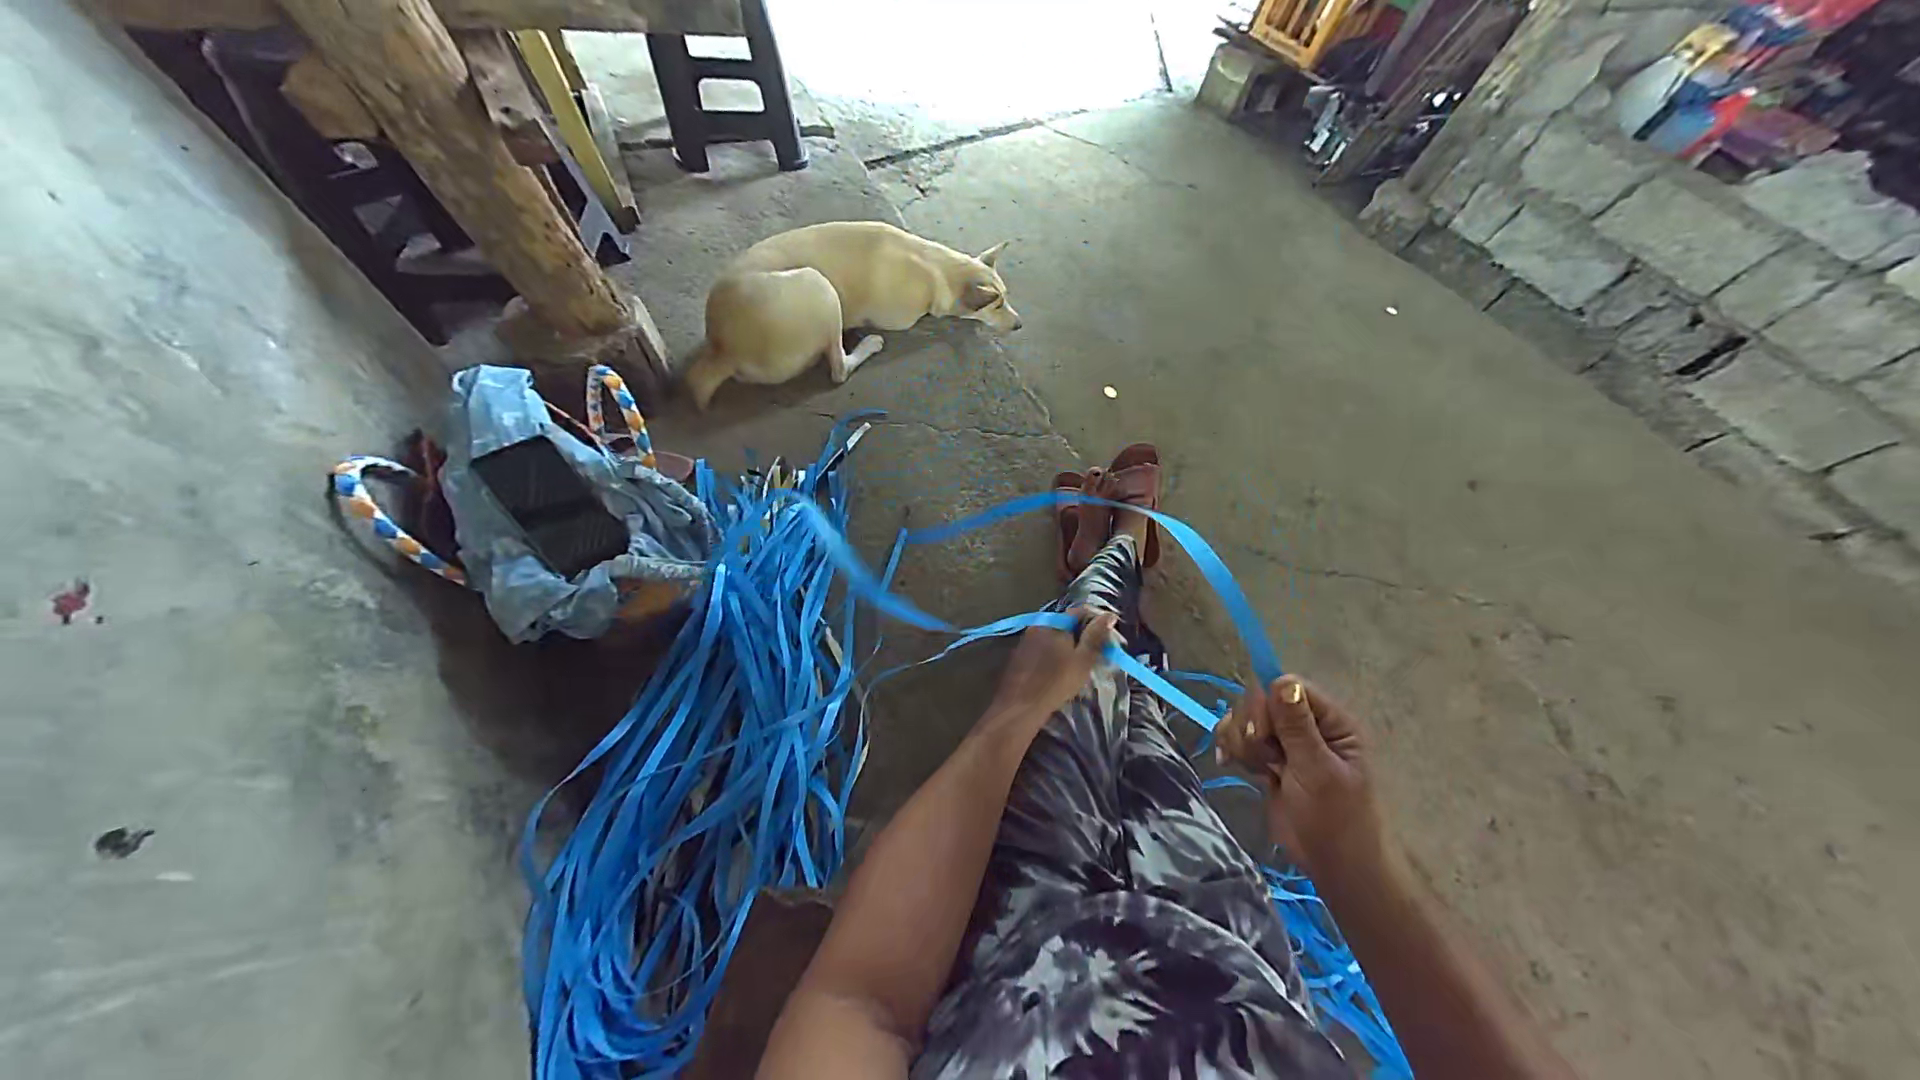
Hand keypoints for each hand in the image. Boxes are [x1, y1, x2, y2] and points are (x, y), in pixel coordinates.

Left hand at [986, 607, 1119, 720]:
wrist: (1021, 705)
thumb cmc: (1056, 682)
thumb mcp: (1083, 659)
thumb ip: (1096, 636)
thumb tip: (1109, 614)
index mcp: (1054, 622)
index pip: (1080, 611)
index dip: (1097, 622)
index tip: (1107, 638)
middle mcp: (1038, 624)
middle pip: (1066, 623)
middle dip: (1083, 634)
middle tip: (1095, 652)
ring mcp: (1027, 639)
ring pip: (1054, 635)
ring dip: (1068, 644)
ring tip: (1080, 662)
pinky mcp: (1020, 653)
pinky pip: (1043, 646)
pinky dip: (1054, 652)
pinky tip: (1059, 668)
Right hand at [1216, 676, 1389, 879]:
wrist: (1335, 866)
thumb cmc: (1337, 820)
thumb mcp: (1318, 771)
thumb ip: (1297, 726)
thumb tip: (1282, 681)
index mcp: (1332, 722)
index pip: (1290, 688)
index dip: (1268, 704)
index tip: (1261, 734)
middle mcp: (1308, 726)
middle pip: (1262, 700)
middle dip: (1251, 725)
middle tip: (1261, 758)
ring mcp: (1286, 744)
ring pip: (1246, 719)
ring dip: (1239, 739)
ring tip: (1253, 767)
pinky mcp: (1268, 761)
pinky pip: (1240, 739)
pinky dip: (1231, 748)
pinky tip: (1229, 763)